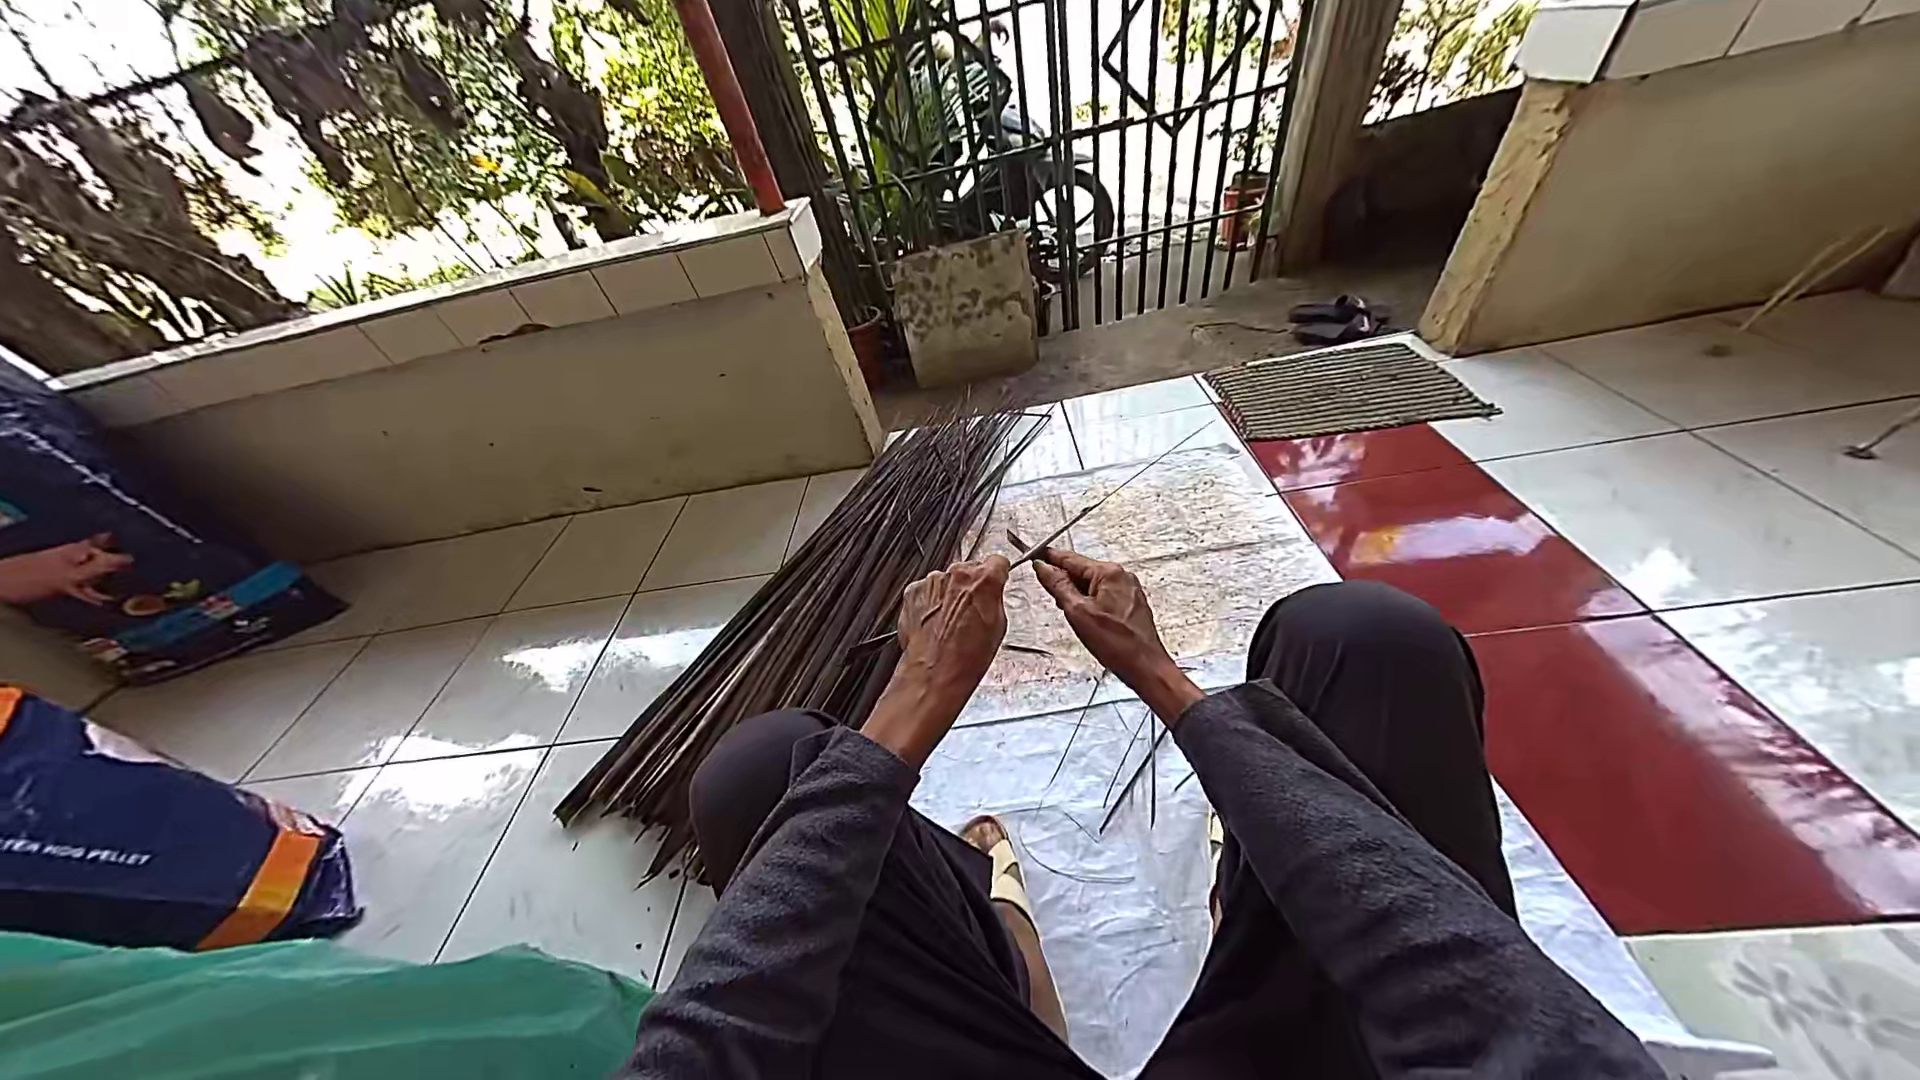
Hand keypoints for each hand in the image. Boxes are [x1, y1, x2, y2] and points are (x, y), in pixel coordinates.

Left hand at [861, 554, 1010, 766]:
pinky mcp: (913, 592)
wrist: (935, 672)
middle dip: (970, 586)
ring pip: (945, 581)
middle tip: (972, 611)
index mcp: (984, 579)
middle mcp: (956, 575)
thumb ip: (995, 599)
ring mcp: (932, 582)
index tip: (996, 579)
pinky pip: (926, 591)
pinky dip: (930, 603)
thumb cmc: (967, 656)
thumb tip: (992, 594)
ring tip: (951, 623)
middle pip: (968, 570)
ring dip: (949, 595)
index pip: (997, 561)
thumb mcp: (998, 626)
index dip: (997, 573)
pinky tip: (936, 624)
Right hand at [1033, 548, 1203, 724]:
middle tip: (1052, 596)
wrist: (1144, 666)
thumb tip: (1043, 568)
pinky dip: (1090, 602)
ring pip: (1092, 584)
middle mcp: (1122, 576)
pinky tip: (1087, 620)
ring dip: (1077, 594)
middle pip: (1082, 571)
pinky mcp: (1130, 603)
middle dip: (1064, 582)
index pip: (1071, 558)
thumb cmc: (1118, 643)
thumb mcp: (1077, 612)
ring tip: (1073, 615)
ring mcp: (1128, 589)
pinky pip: (1104, 594)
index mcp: (1109, 573)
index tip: (1036, 557)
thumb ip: (1057, 585)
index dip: (1050, 558)